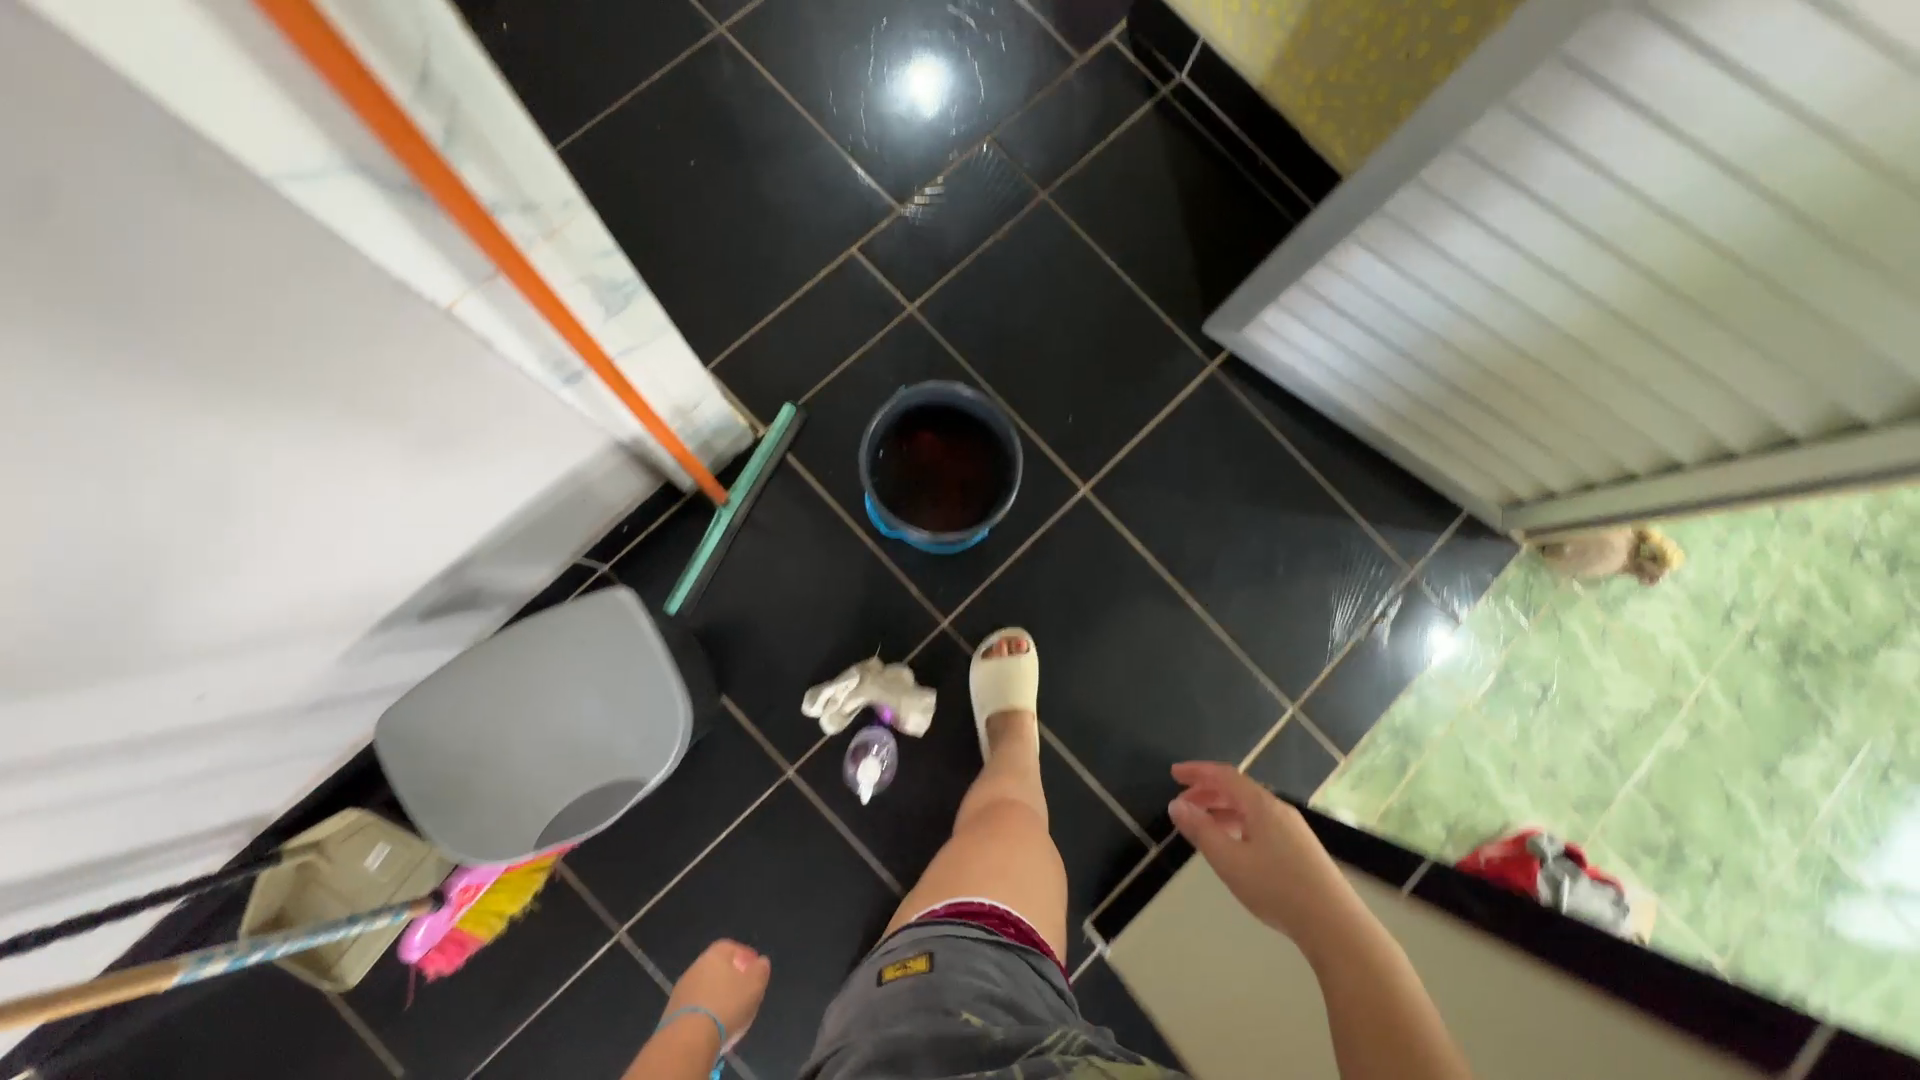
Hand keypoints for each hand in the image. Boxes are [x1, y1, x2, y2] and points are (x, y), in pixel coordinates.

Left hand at [663, 939, 770, 1048]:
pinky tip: (713, 1027)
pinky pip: (695, 1007)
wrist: (687, 1039)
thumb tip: (760, 962)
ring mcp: (681, 990)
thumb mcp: (754, 986)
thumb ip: (760, 970)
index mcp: (714, 955)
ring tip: (730, 1014)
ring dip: (716, 997)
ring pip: (705, 988)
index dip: (744, 957)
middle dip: (730, 979)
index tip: (754, 971)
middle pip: (716, 968)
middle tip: (744, 994)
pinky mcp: (672, 1013)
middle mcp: (695, 967)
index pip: (731, 947)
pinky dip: (705, 1013)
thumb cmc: (726, 1006)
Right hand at [1167, 762, 1360, 946]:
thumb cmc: (1277, 888)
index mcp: (1262, 806)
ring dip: (1222, 810)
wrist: (1334, 924)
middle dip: (1207, 792)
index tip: (1174, 774)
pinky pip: (1261, 824)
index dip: (1197, 771)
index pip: (1225, 775)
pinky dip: (1238, 825)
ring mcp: (1293, 830)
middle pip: (1238, 790)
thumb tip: (1177, 805)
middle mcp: (1279, 810)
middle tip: (1182, 804)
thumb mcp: (1229, 860)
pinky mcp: (1300, 849)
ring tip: (1201, 826)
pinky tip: (1233, 846)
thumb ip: (1201, 831)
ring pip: (1250, 809)